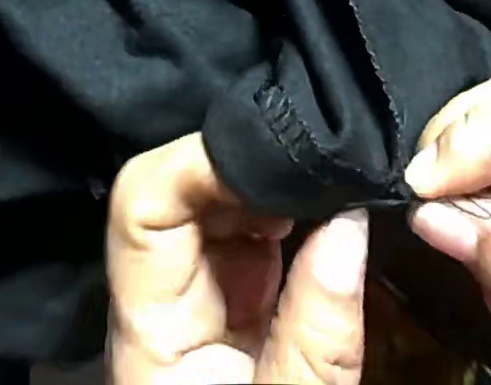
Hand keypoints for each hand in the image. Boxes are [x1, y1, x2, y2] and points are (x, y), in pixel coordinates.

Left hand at [106, 132, 367, 384]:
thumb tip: (348, 219)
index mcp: (148, 327)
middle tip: (311, 171)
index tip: (271, 161)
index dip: (196, 165)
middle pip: (172, 191)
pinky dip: (274, 215)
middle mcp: (154, 292)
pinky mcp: (217, 295)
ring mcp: (185, 289)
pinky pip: (235, 232)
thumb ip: (320, 330)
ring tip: (317, 189)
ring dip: (260, 188)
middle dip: (239, 170)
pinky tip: (310, 218)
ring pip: (204, 201)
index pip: (142, 205)